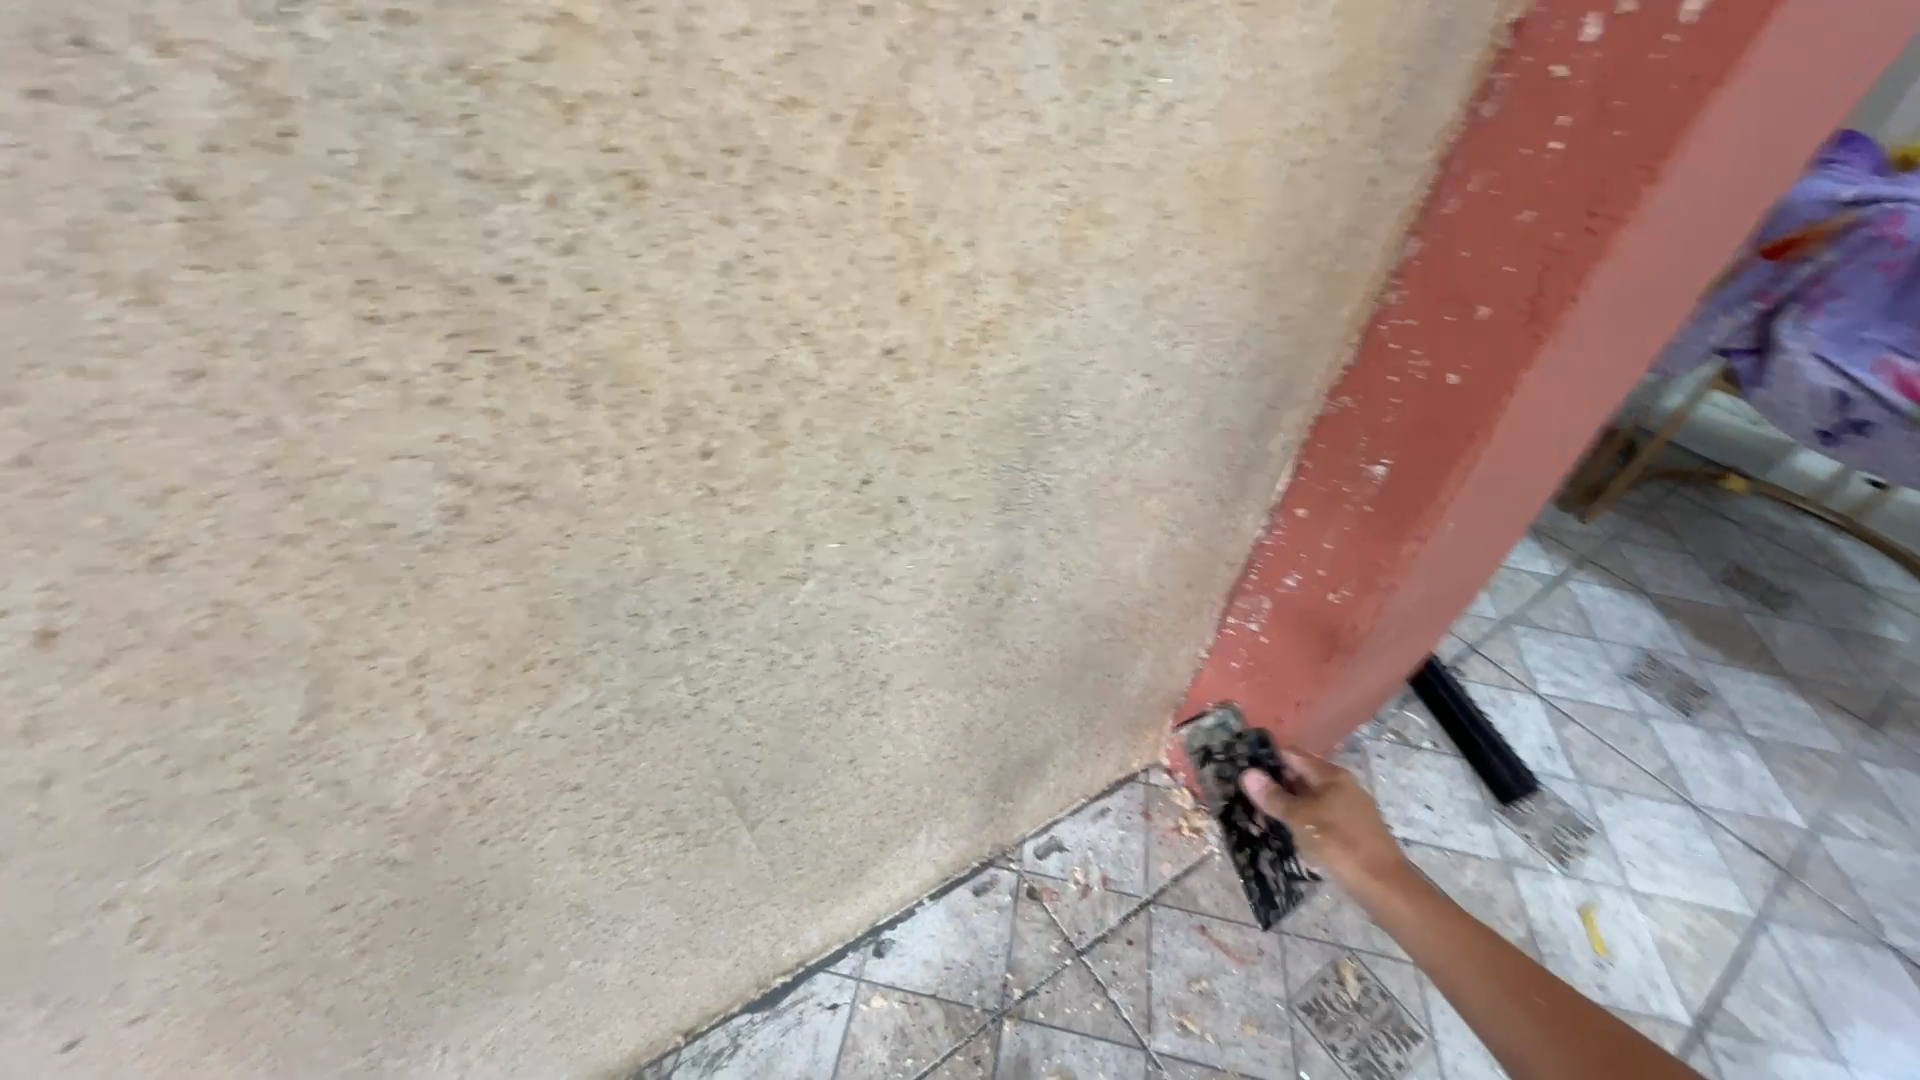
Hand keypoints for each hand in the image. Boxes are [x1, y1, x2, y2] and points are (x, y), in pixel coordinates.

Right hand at [1239, 749, 1408, 888]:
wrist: (1383, 886)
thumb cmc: (1340, 844)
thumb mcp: (1300, 819)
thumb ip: (1274, 797)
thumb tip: (1248, 773)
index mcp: (1331, 775)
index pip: (1293, 754)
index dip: (1268, 757)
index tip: (1241, 764)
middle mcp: (1341, 786)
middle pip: (1301, 775)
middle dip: (1274, 783)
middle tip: (1244, 793)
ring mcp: (1348, 808)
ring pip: (1309, 798)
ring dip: (1286, 804)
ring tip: (1258, 813)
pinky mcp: (1350, 829)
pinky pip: (1317, 815)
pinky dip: (1300, 819)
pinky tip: (1285, 831)